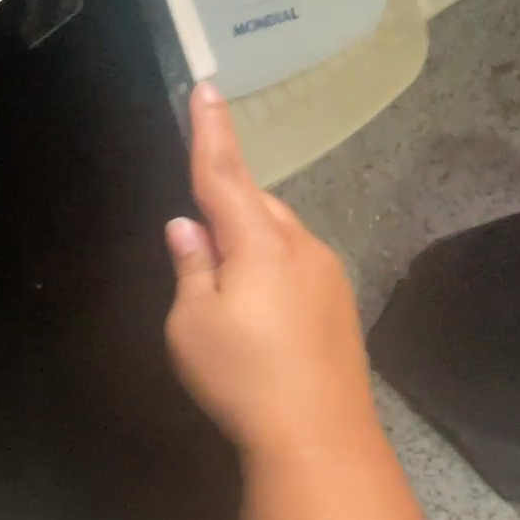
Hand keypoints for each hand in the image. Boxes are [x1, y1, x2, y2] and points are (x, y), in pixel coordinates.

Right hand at [164, 83, 376, 459]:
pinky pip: (291, 261)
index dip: (211, 132)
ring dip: (242, 235)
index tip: (204, 88)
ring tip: (214, 273)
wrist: (315, 431)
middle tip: (191, 223)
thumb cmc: (239, 373)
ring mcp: (325, 273)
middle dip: (223, 197)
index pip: (226, 176)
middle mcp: (300, 246)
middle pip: (255, 202)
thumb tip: (185, 227)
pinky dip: (262, 262)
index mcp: (259, 244)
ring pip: (275, 232)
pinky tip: (247, 301)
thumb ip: (189, 267)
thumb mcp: (190, 321)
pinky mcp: (334, 302)